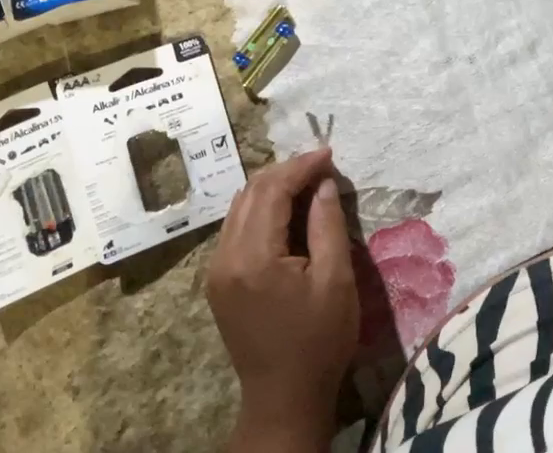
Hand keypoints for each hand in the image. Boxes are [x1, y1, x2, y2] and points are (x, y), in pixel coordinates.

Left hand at [209, 148, 357, 448]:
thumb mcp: (336, 280)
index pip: (271, 191)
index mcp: (253, 258)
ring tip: (308, 182)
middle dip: (285, 172)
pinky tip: (287, 211)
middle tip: (321, 165)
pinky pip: (236, 228)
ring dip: (272, 189)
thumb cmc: (319, 340)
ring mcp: (216, 270)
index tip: (329, 154)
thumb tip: (323, 184)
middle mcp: (225, 258)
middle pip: (250, 193)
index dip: (301, 166)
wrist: (285, 397)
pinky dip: (261, 210)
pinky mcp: (219, 281)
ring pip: (239, 208)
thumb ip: (327, 225)